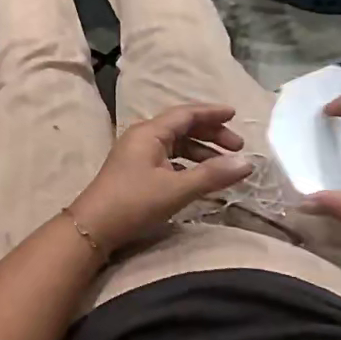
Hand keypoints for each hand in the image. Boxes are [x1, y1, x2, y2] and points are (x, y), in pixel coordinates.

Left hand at [67, 104, 253, 253]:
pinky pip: (168, 159)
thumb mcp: (177, 189)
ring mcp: (137, 154)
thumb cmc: (134, 202)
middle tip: (238, 147)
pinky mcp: (136, 172)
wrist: (94, 226)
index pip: (185, 114)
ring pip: (175, 145)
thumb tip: (247, 162)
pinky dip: (188, 165)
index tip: (235, 114)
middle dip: (210, 134)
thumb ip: (212, 174)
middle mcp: (142, 137)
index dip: (211, 113)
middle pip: (181, 127)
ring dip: (201, 151)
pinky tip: (201, 178)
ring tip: (224, 166)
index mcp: (149, 132)